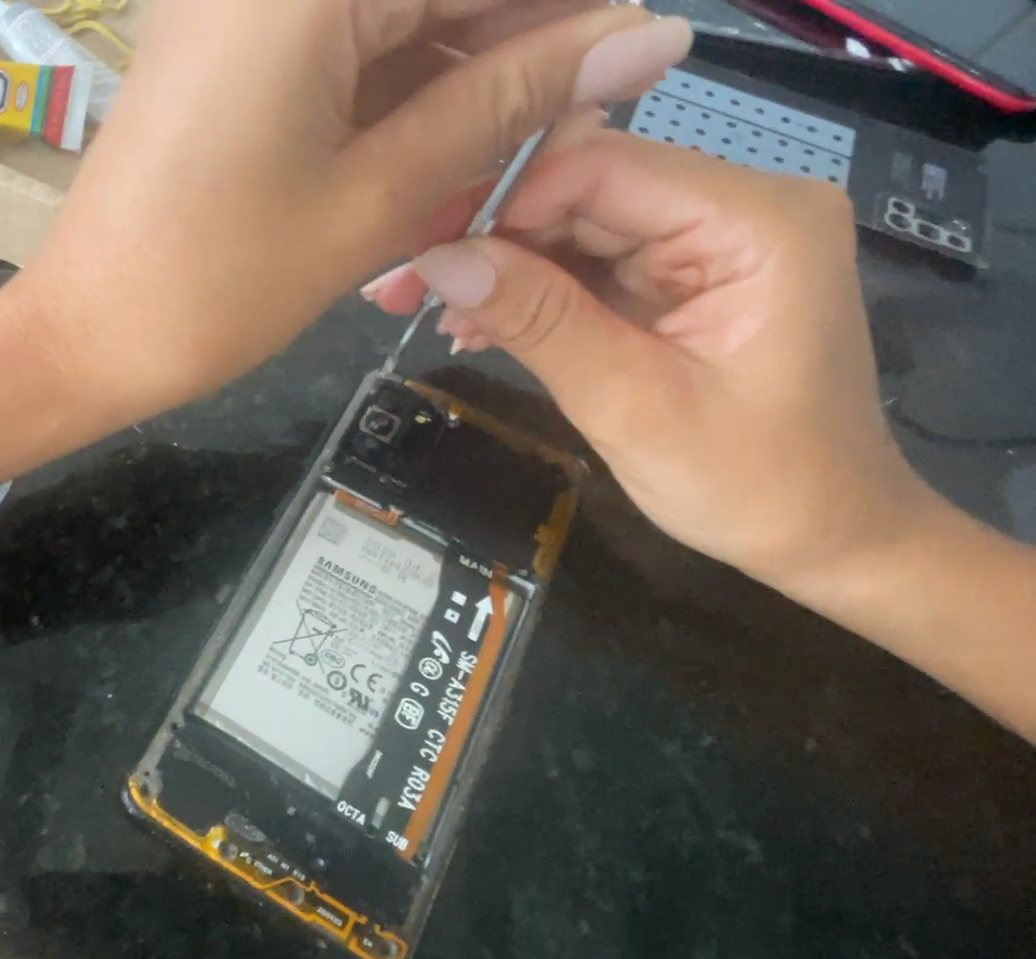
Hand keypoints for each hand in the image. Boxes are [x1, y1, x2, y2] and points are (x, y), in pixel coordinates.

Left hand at [8, 1, 692, 425]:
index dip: (566, 11)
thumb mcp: (372, 199)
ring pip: (384, 17)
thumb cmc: (218, 286)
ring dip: (450, 75)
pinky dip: (385, 90)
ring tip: (494, 157)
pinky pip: (329, 46)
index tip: (625, 66)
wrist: (85, 338)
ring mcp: (230, 6)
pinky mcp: (215, 49)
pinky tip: (428, 146)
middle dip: (508, 44)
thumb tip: (641, 33)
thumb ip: (502, 106)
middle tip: (561, 127)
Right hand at [368, 133, 936, 588]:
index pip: (601, 170)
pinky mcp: (677, 281)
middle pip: (582, 194)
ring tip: (421, 312)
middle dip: (485, 239)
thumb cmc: (743, 480)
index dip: (501, 203)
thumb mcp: (627, 401)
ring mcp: (704, 245)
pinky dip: (525, 296)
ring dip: (495, 270)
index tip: (419, 254)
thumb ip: (538, 320)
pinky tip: (473, 327)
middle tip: (398, 289)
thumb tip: (439, 261)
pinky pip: (585, 268)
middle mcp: (734, 210)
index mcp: (753, 222)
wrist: (815, 533)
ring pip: (572, 229)